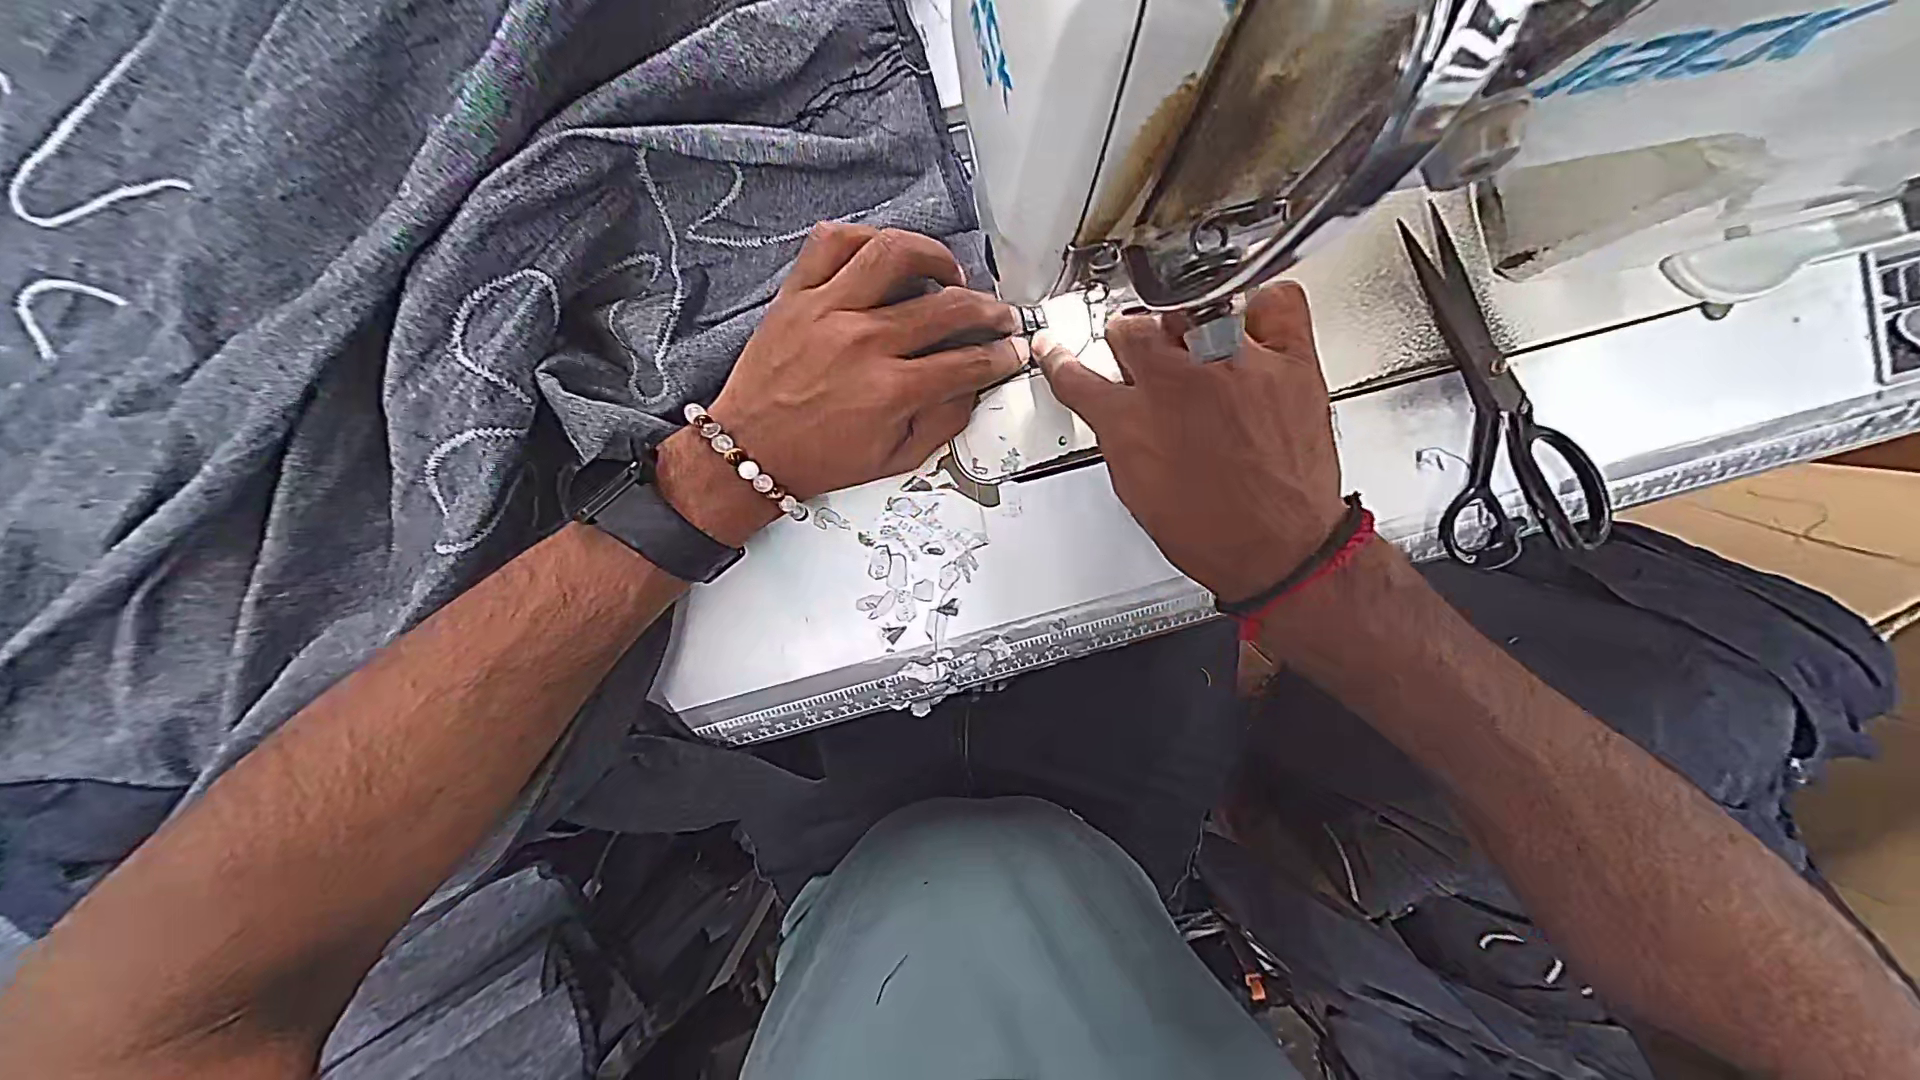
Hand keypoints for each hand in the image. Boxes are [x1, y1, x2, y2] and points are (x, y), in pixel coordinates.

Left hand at [657, 224, 1025, 545]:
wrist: (753, 449)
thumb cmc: (818, 457)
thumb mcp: (895, 457)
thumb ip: (943, 422)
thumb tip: (974, 387)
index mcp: (890, 391)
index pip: (968, 361)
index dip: (1001, 355)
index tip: (1010, 351)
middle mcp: (863, 343)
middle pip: (948, 307)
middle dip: (989, 311)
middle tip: (998, 316)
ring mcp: (828, 311)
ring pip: (896, 254)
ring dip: (937, 257)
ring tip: (949, 274)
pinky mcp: (798, 295)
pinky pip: (834, 241)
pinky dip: (867, 237)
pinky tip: (885, 255)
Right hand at [1036, 282, 1343, 602]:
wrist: (1279, 550)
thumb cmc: (1212, 532)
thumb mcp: (1136, 489)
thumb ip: (1118, 437)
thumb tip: (1115, 414)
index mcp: (1130, 420)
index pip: (1075, 374)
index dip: (1058, 358)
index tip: (1054, 350)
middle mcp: (1178, 383)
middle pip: (1132, 327)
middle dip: (1128, 340)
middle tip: (1142, 357)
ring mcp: (1234, 365)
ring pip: (1192, 307)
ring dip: (1184, 327)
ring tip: (1197, 351)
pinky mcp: (1288, 362)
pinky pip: (1274, 302)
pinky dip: (1261, 309)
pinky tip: (1252, 327)